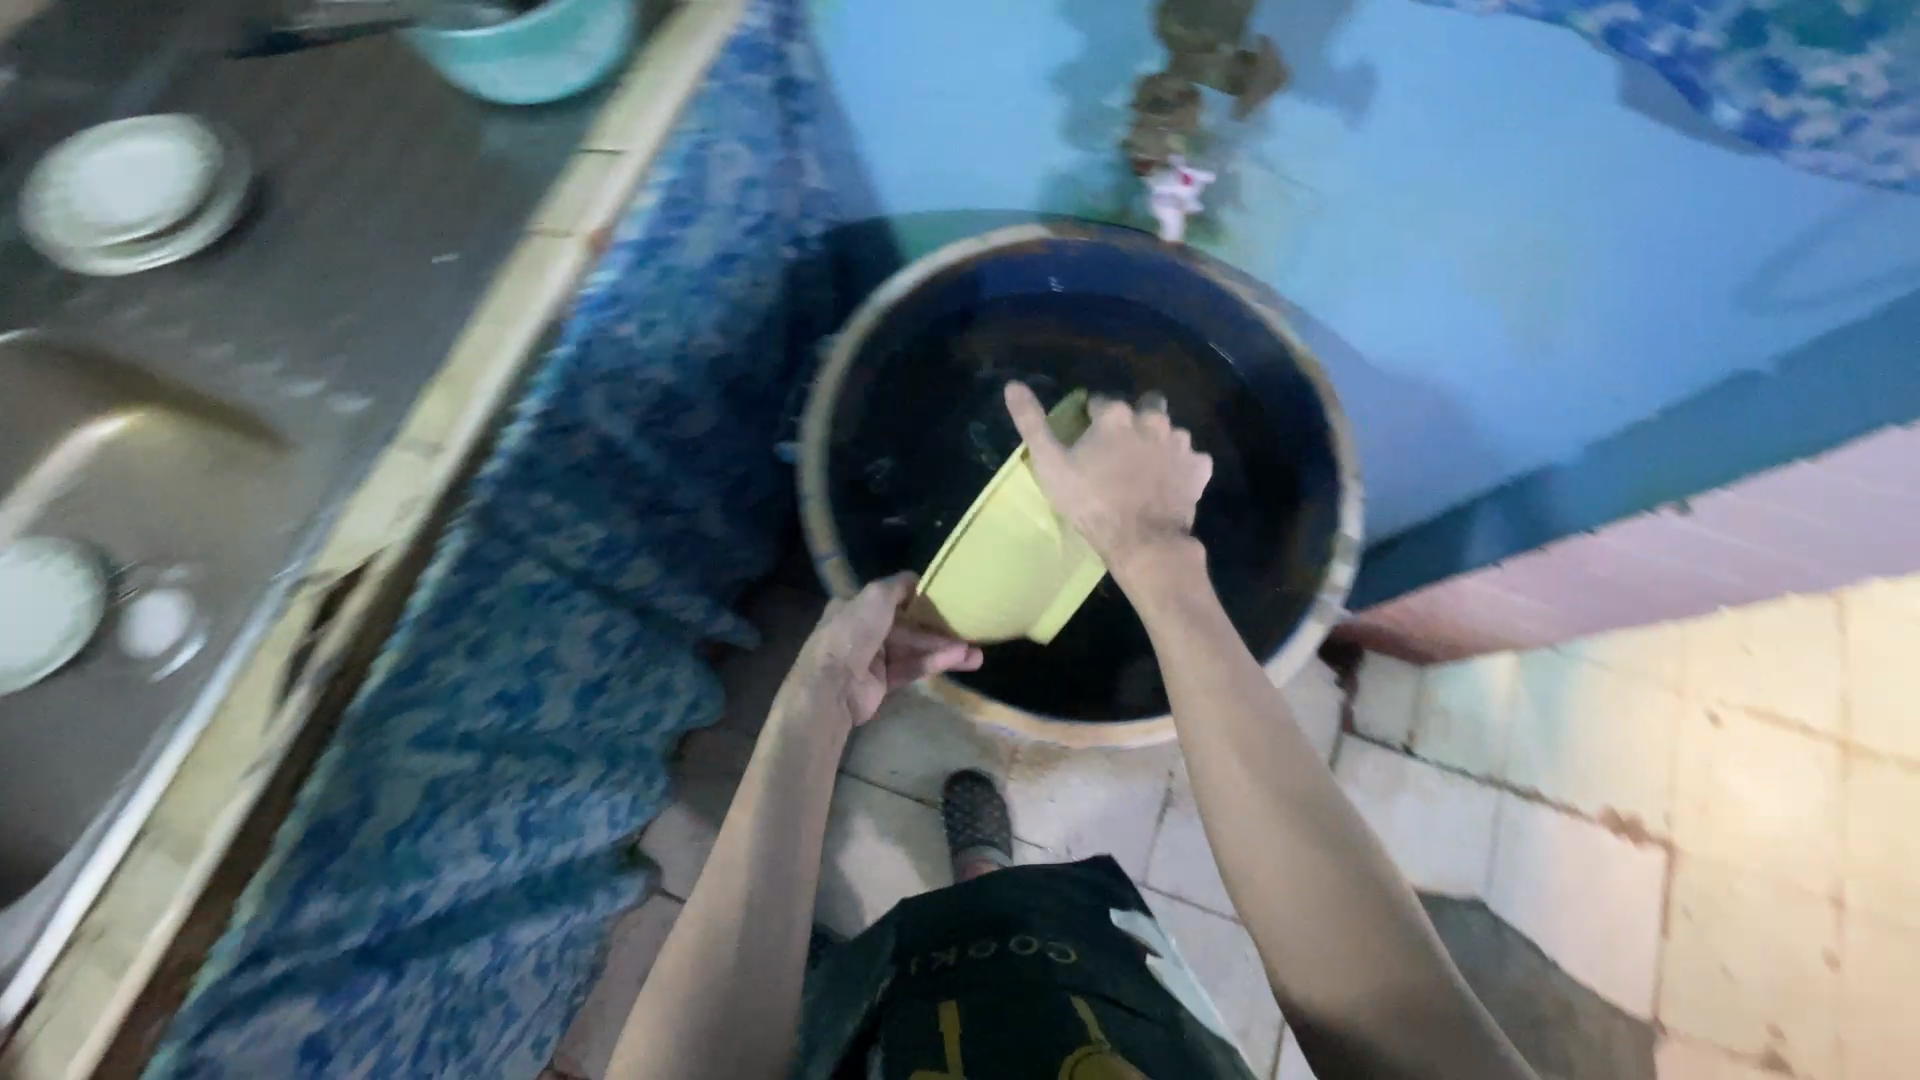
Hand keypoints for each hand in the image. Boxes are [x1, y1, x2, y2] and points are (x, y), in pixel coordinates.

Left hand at [773, 572, 983, 735]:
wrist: (831, 686)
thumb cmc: (852, 633)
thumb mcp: (875, 596)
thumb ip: (898, 586)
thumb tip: (919, 579)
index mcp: (856, 606)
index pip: (892, 599)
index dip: (919, 599)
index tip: (947, 601)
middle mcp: (864, 630)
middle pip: (908, 626)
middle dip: (939, 630)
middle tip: (971, 631)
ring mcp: (873, 658)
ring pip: (914, 649)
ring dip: (944, 649)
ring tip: (975, 655)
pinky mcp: (882, 682)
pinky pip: (912, 668)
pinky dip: (933, 663)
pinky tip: (958, 660)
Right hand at [1005, 381, 1211, 580]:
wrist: (1141, 542)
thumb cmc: (1091, 502)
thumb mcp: (1050, 464)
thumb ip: (1032, 422)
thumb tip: (1012, 385)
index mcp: (1116, 414)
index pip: (1100, 402)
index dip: (1091, 419)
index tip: (1086, 441)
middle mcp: (1153, 418)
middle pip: (1144, 406)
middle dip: (1133, 420)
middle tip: (1120, 449)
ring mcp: (1181, 442)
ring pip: (1169, 431)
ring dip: (1158, 442)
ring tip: (1144, 470)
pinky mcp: (1200, 467)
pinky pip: (1190, 458)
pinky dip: (1180, 467)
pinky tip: (1167, 484)